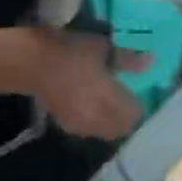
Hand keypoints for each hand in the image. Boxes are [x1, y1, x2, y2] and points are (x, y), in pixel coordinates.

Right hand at [31, 29, 148, 140]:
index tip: (136, 94)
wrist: (31, 63)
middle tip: (126, 103)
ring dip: (113, 124)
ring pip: (108, 132)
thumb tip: (150, 61)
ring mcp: (83, 126)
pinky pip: (92, 131)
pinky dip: (97, 124)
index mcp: (107, 98)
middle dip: (127, 118)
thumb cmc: (69, 50)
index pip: (134, 113)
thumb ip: (126, 59)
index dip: (138, 105)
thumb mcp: (101, 48)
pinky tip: (92, 109)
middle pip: (122, 128)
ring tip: (109, 106)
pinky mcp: (70, 127)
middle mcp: (98, 118)